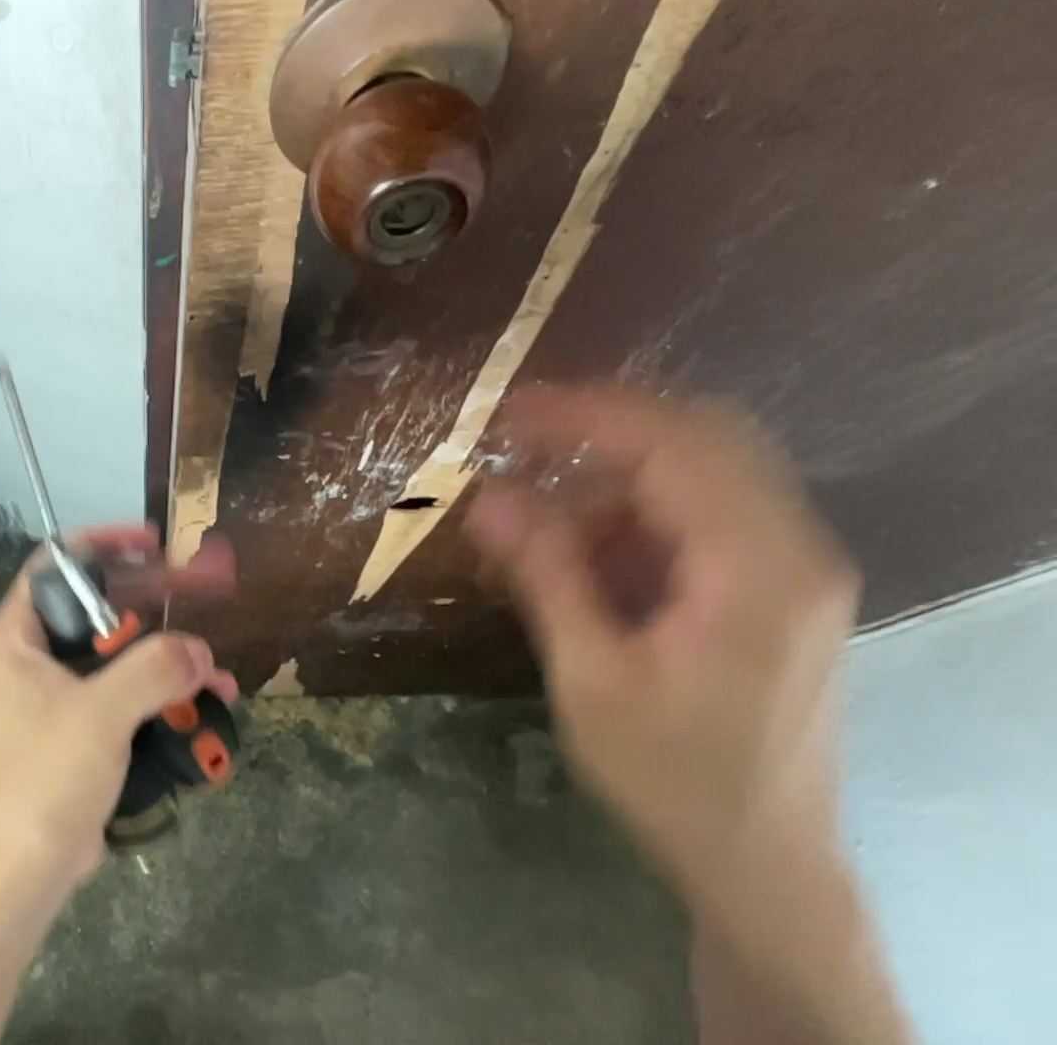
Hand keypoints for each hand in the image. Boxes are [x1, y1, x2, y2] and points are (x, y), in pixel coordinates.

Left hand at [0, 523, 236, 888]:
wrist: (25, 867)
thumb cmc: (46, 777)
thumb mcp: (100, 714)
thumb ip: (152, 670)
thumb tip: (199, 650)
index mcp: (18, 637)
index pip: (55, 565)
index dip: (103, 543)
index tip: (153, 541)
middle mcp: (35, 658)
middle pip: (98, 608)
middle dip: (154, 606)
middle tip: (203, 595)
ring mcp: (60, 696)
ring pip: (120, 656)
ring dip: (168, 659)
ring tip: (216, 674)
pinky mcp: (83, 730)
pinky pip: (128, 696)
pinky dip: (163, 696)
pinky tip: (205, 707)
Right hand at [464, 387, 859, 910]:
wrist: (763, 862)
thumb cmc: (672, 777)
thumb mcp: (591, 678)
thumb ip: (545, 576)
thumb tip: (485, 498)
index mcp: (756, 566)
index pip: (673, 445)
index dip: (584, 416)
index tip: (503, 414)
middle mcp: (791, 548)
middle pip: (703, 437)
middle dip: (602, 431)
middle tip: (517, 445)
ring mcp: (790, 568)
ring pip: (702, 474)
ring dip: (613, 481)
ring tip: (535, 522)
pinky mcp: (774, 590)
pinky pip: (702, 519)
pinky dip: (634, 518)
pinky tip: (580, 559)